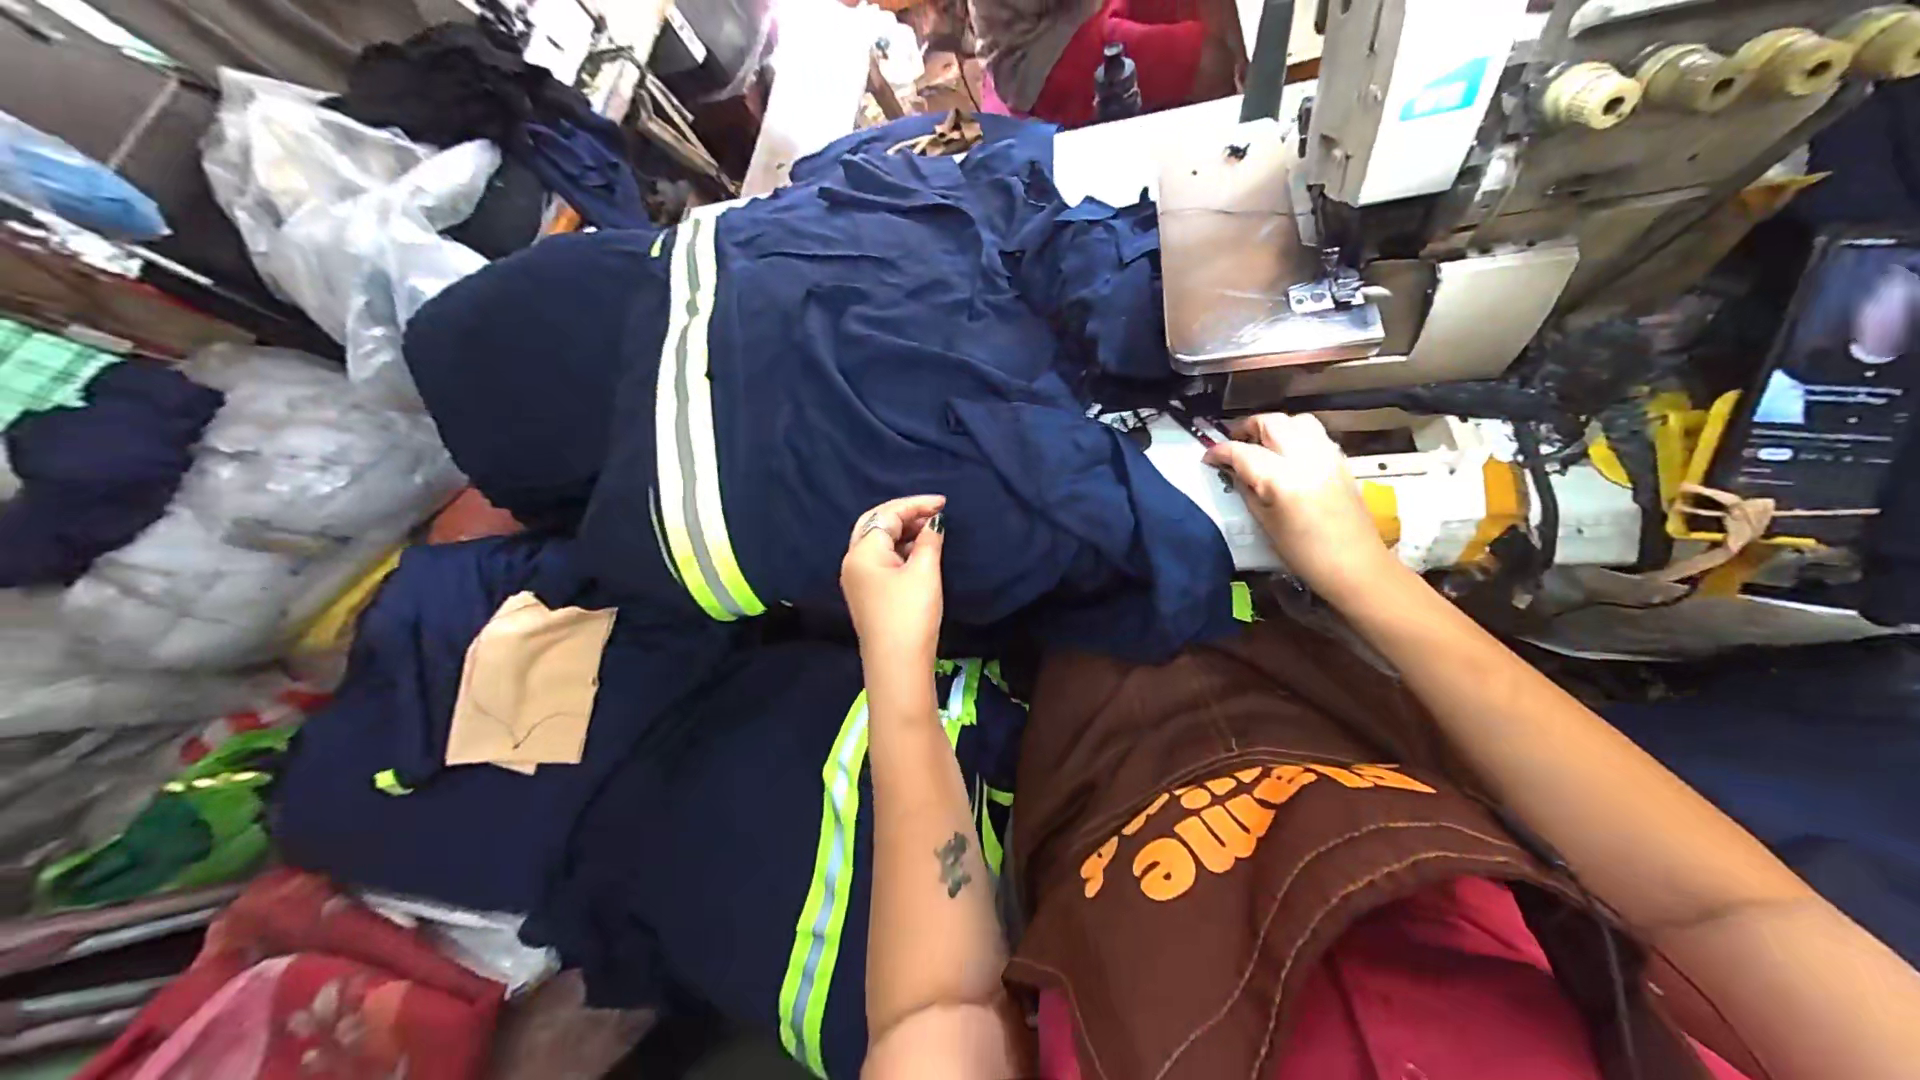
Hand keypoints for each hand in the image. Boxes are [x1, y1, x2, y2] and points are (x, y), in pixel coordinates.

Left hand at [841, 495, 946, 674]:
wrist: (897, 664)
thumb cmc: (911, 614)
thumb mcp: (924, 572)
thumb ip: (929, 540)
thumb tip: (934, 522)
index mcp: (862, 552)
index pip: (887, 514)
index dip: (916, 505)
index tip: (944, 503)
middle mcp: (853, 561)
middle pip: (877, 524)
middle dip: (905, 515)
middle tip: (934, 513)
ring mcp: (858, 579)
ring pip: (878, 542)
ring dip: (903, 532)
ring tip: (932, 529)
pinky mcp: (867, 593)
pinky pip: (881, 559)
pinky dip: (900, 549)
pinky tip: (920, 551)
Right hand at [1203, 413, 1393, 591]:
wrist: (1354, 564)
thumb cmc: (1303, 552)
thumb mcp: (1263, 522)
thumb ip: (1246, 489)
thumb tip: (1232, 470)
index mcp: (1281, 478)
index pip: (1242, 451)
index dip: (1220, 451)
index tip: (1208, 457)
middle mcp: (1305, 458)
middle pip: (1271, 423)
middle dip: (1248, 428)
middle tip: (1235, 445)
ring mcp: (1327, 455)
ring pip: (1296, 421)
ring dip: (1275, 428)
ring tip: (1263, 444)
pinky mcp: (1341, 460)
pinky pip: (1314, 434)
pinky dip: (1296, 436)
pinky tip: (1288, 455)